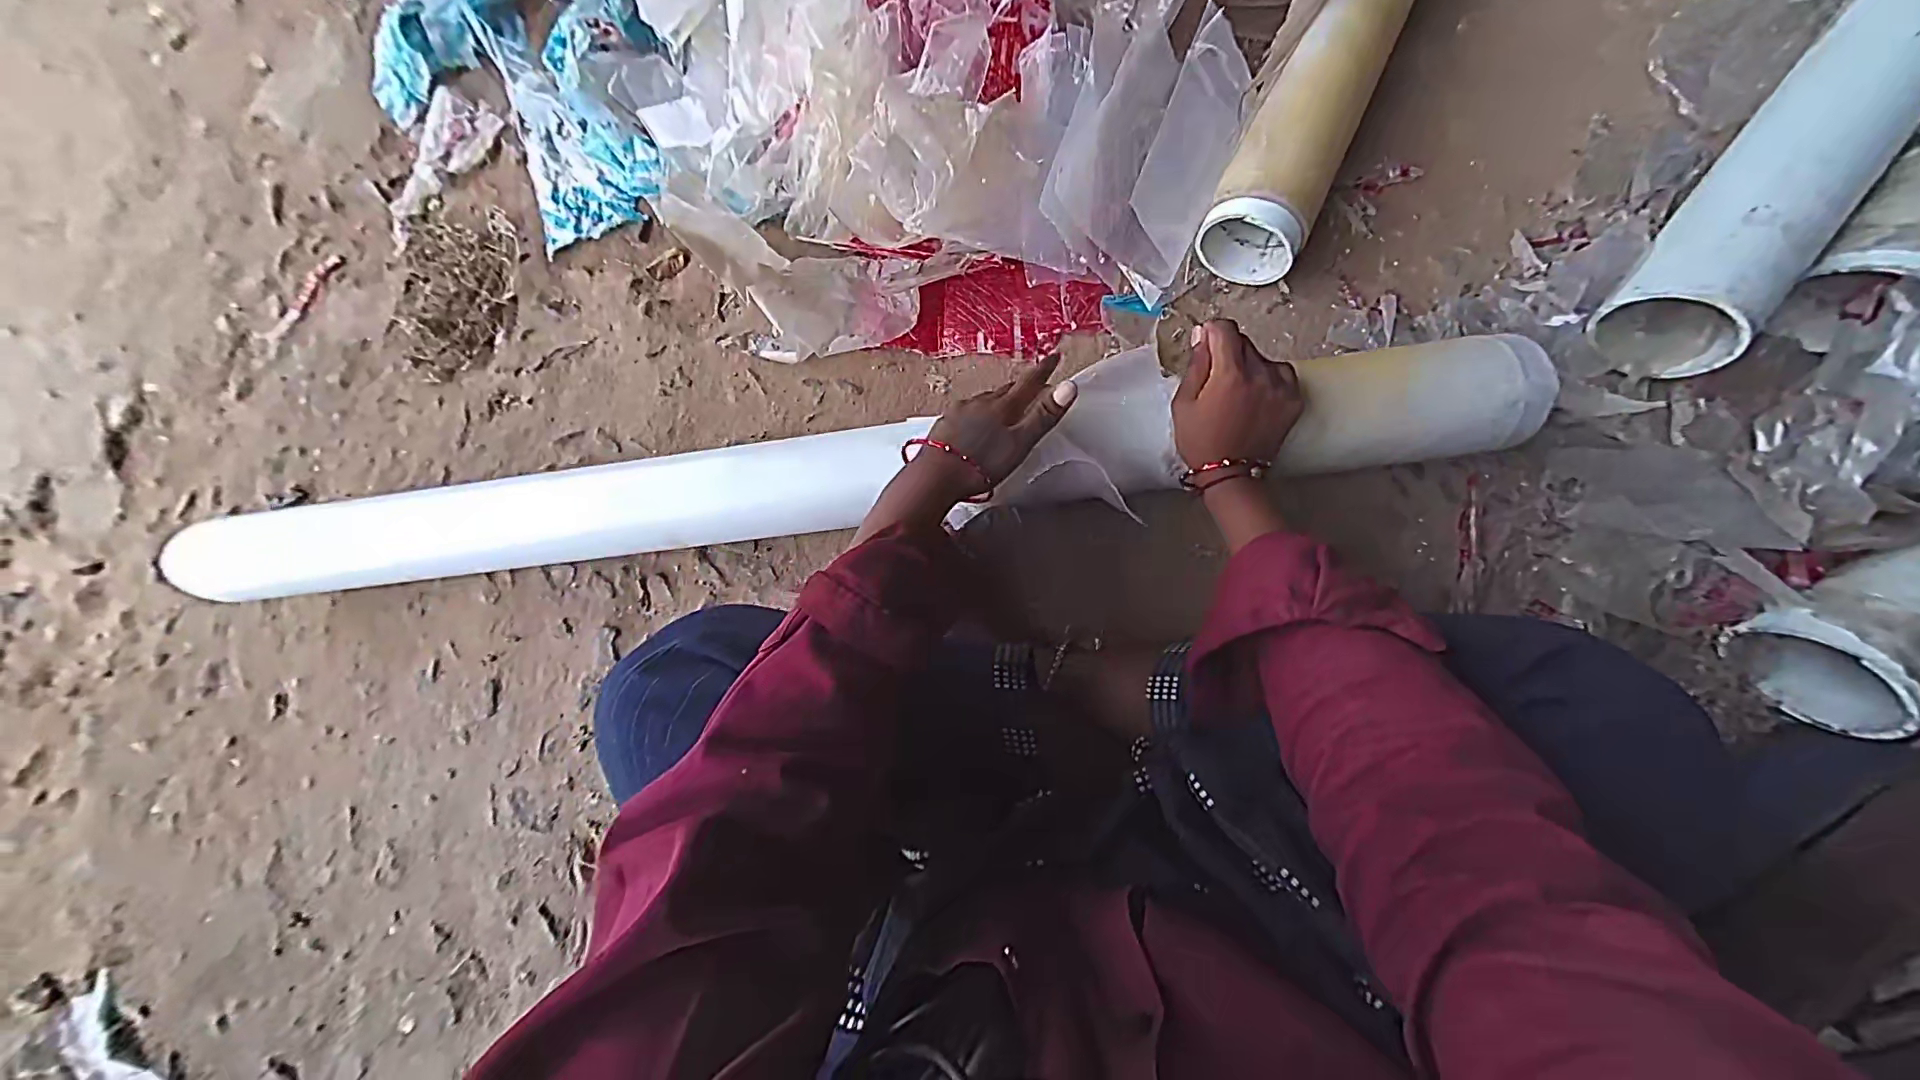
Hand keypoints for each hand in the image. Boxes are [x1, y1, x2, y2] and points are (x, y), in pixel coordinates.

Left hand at [920, 353, 1079, 495]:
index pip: (1029, 382)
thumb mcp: (1020, 443)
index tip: (1054, 356)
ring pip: (985, 401)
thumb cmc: (981, 465)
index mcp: (1003, 407)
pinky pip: (966, 413)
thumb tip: (1068, 387)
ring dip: (997, 401)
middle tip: (1032, 385)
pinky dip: (976, 414)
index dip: (1044, 369)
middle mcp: (981, 403)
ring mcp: (960, 412)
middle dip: (1020, 387)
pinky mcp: (945, 424)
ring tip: (1005, 408)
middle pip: (1006, 390)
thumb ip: (1044, 416)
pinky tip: (975, 426)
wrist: (935, 478)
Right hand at [1172, 320, 1304, 470]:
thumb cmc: (1200, 441)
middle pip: (1243, 342)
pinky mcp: (1294, 398)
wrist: (1231, 474)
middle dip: (1227, 351)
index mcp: (1230, 374)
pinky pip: (1281, 373)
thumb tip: (1203, 336)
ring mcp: (1281, 386)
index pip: (1225, 329)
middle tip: (1216, 377)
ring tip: (1236, 392)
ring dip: (1248, 365)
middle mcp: (1261, 374)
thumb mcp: (1183, 403)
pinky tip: (1254, 396)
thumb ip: (1196, 365)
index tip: (1204, 341)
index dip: (1211, 331)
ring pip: (1262, 357)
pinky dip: (1267, 378)